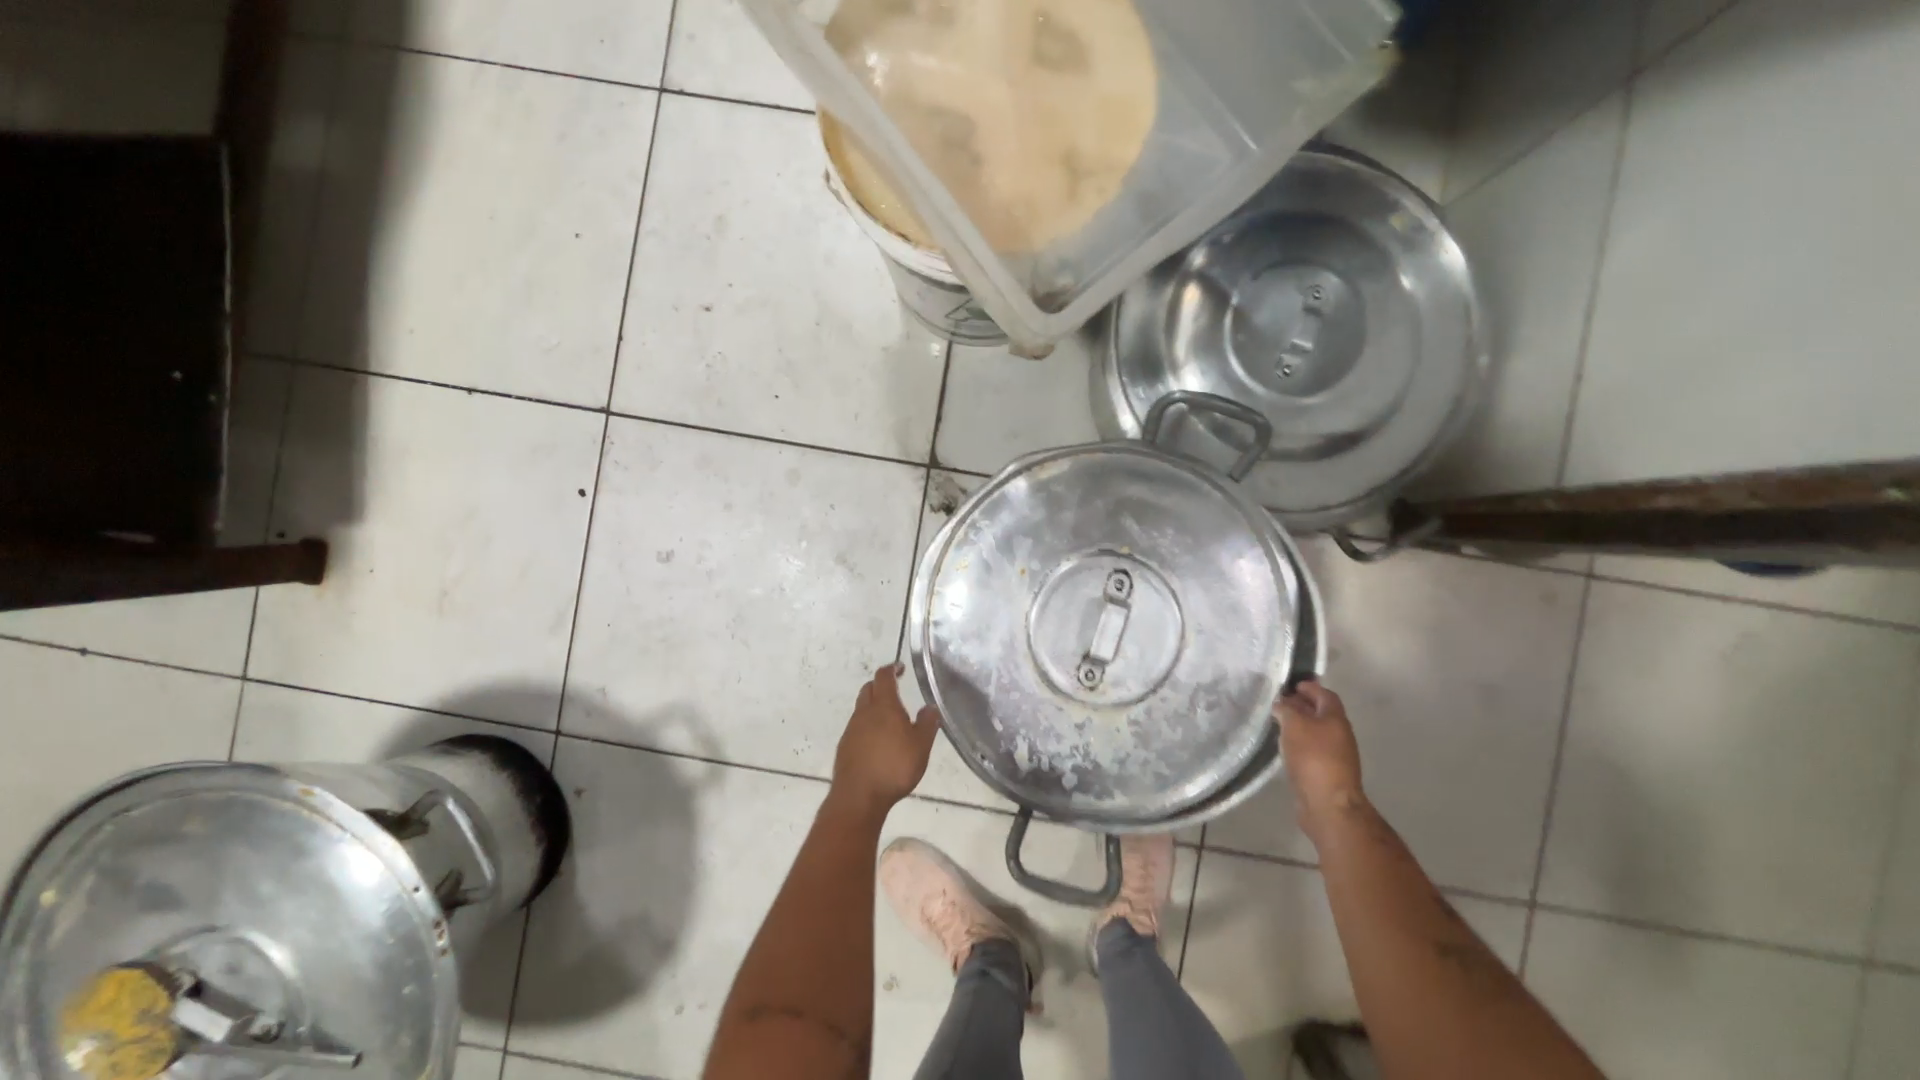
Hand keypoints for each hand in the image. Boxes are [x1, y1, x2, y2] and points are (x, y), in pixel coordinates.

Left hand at [830, 664, 940, 817]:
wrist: (858, 796)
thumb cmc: (894, 767)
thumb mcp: (921, 746)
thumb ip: (927, 724)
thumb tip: (930, 706)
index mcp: (884, 706)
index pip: (884, 677)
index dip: (891, 669)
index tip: (900, 668)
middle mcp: (864, 713)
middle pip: (869, 689)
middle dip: (881, 686)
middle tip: (895, 691)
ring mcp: (851, 730)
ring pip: (861, 709)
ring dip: (874, 707)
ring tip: (890, 721)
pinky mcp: (845, 747)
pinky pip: (857, 728)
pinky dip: (868, 726)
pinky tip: (878, 743)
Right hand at [1277, 682, 1365, 842]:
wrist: (1328, 803)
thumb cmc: (1313, 758)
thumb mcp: (1295, 726)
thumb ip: (1286, 710)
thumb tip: (1281, 704)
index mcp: (1335, 719)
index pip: (1326, 695)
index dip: (1310, 688)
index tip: (1292, 685)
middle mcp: (1339, 735)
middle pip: (1321, 714)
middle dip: (1303, 706)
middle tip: (1280, 703)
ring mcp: (1335, 756)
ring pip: (1316, 733)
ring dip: (1300, 726)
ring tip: (1278, 724)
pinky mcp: (1326, 773)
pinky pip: (1312, 751)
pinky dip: (1299, 744)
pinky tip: (1284, 748)